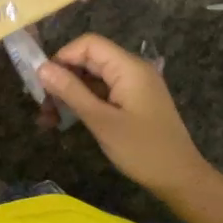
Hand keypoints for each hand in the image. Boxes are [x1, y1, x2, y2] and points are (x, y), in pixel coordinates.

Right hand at [37, 34, 212, 196]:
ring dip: (71, 93)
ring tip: (48, 119)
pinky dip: (85, 102)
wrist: (180, 178)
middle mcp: (133, 69)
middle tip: (42, 105)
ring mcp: (135, 86)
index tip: (42, 82)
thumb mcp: (102, 121)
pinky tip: (66, 120)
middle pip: (90, 59)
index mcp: (129, 67)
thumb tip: (41, 68)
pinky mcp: (134, 101)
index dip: (63, 57)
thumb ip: (71, 92)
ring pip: (94, 78)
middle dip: (63, 78)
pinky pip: (104, 92)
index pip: (89, 44)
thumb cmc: (142, 150)